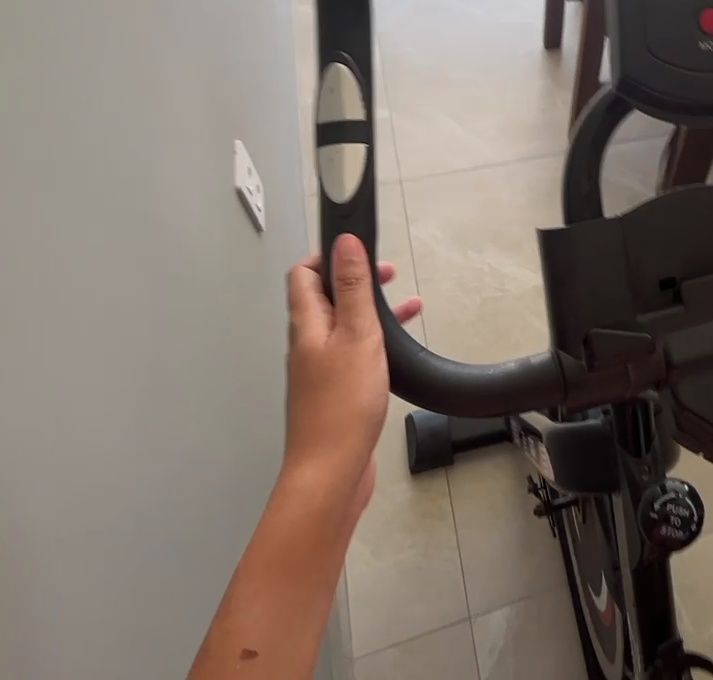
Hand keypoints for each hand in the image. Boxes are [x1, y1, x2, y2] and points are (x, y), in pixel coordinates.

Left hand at [282, 234, 421, 514]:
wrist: (331, 471)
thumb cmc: (343, 402)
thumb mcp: (356, 335)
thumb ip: (353, 288)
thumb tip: (345, 242)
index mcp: (307, 325)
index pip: (304, 275)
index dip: (328, 255)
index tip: (361, 250)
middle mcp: (307, 344)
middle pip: (325, 298)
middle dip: (356, 279)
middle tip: (389, 273)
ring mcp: (319, 369)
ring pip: (344, 325)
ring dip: (372, 309)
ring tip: (408, 305)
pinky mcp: (335, 391)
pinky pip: (354, 351)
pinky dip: (376, 339)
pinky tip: (399, 350)